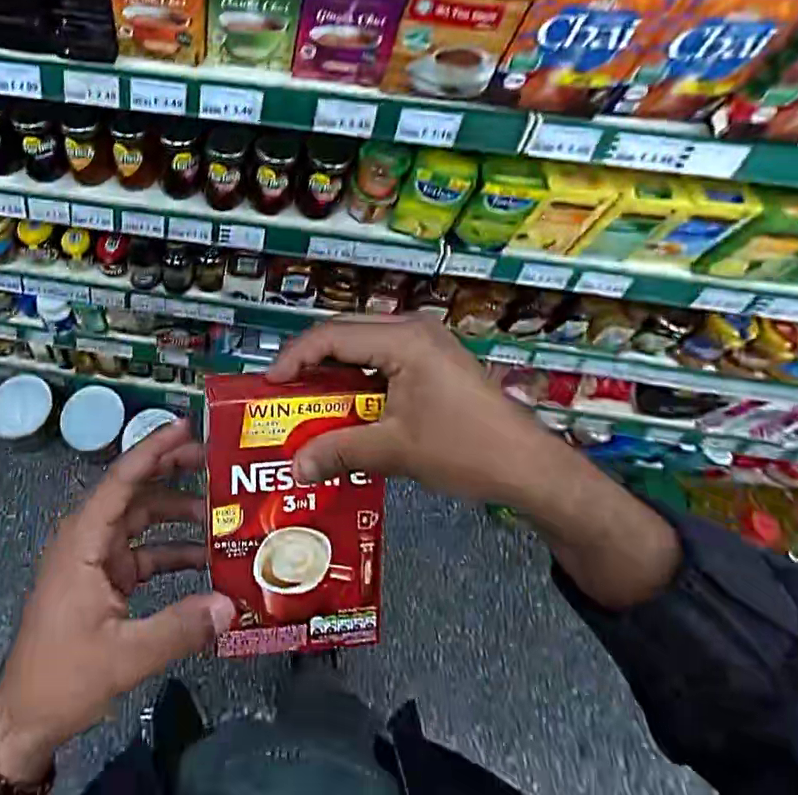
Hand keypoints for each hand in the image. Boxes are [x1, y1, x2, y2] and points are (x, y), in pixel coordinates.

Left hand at [0, 421, 234, 781]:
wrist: (24, 720)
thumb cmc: (61, 678)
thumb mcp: (123, 656)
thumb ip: (180, 628)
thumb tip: (231, 605)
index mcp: (83, 541)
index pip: (121, 480)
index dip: (154, 448)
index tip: (187, 426)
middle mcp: (89, 539)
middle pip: (136, 490)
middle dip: (174, 470)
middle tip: (217, 459)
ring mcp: (98, 558)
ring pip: (144, 518)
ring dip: (180, 511)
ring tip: (221, 506)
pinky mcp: (107, 579)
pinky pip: (147, 550)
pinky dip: (175, 548)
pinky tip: (208, 555)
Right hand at [268, 315, 680, 608]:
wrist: (530, 466)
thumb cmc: (464, 450)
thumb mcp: (396, 450)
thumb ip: (340, 451)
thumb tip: (293, 468)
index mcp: (404, 338)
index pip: (332, 335)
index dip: (294, 357)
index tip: (267, 385)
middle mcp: (414, 328)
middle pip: (347, 334)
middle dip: (311, 362)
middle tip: (282, 393)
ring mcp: (429, 343)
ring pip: (366, 346)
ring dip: (336, 372)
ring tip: (307, 401)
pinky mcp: (437, 360)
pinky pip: (386, 360)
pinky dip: (361, 380)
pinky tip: (347, 407)